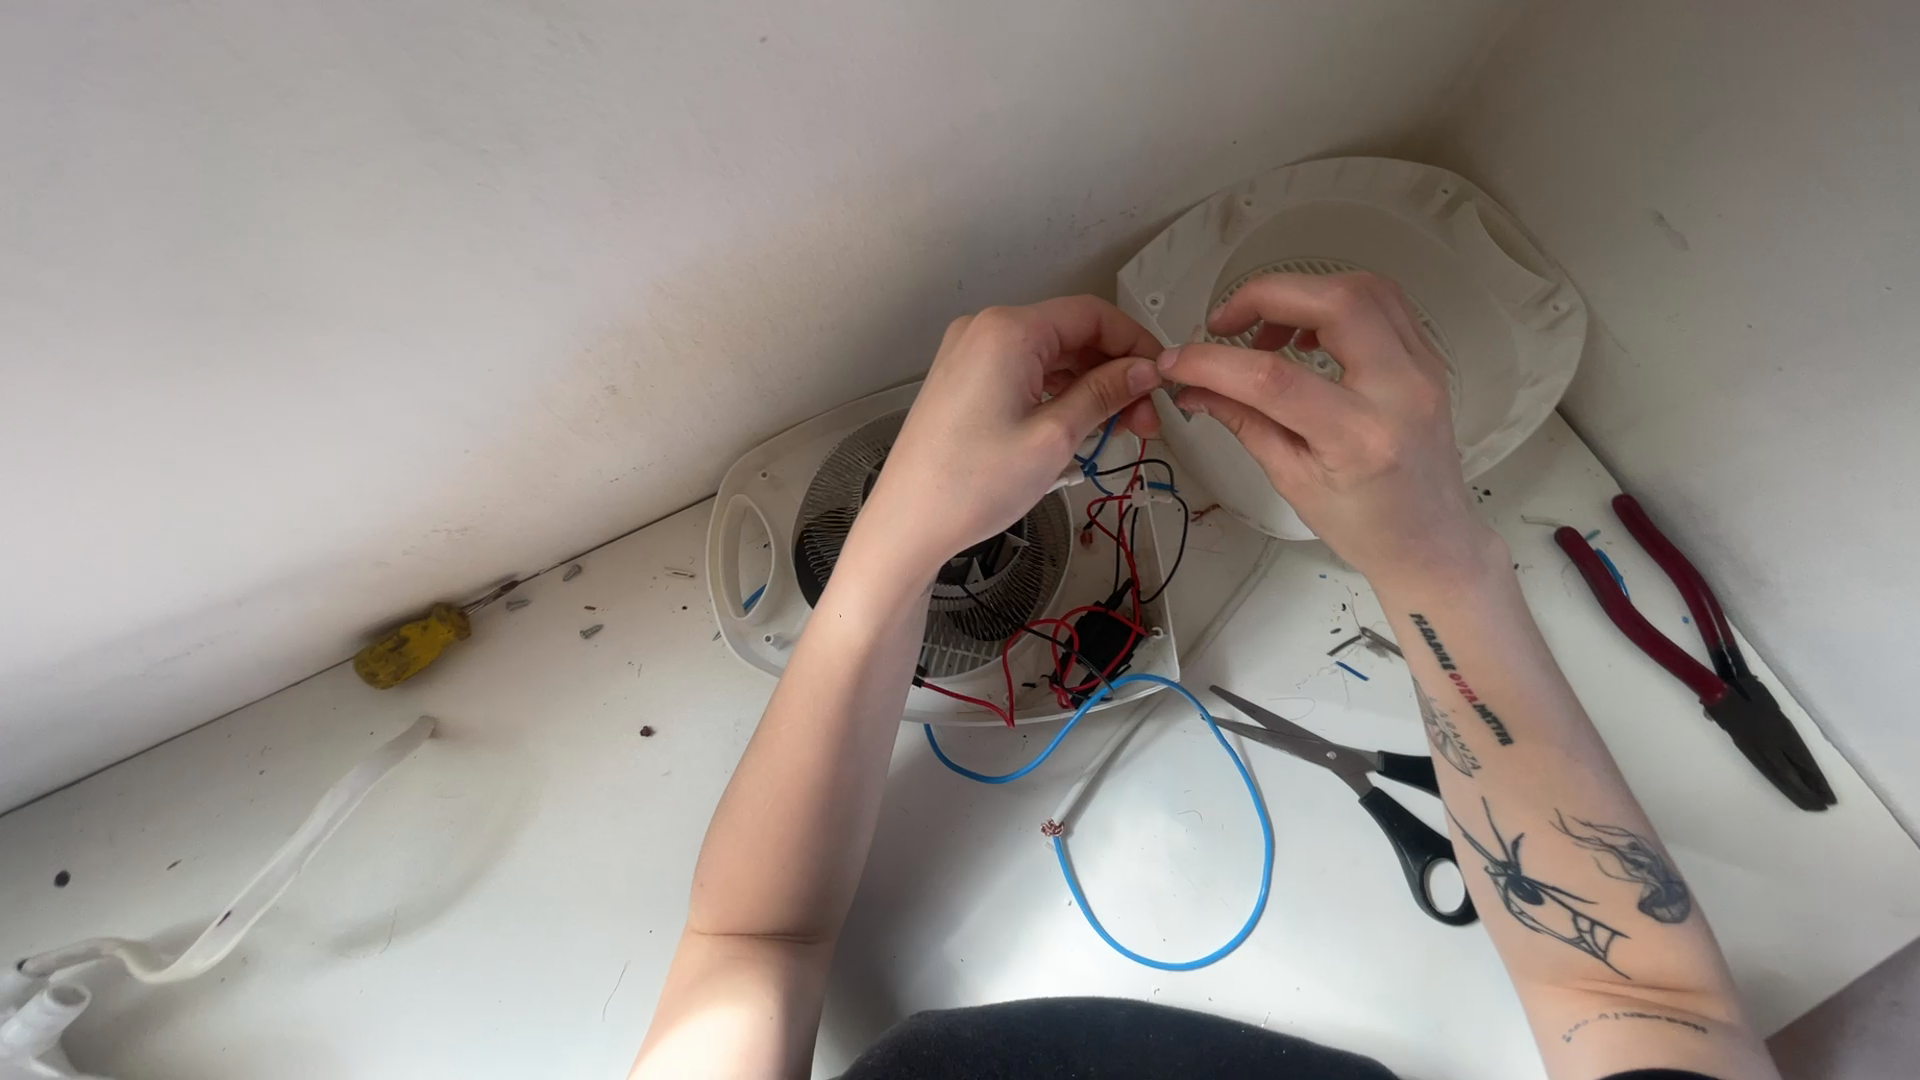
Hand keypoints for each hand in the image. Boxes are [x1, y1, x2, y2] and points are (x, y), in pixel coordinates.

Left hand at [857, 296, 1162, 576]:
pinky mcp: (962, 383)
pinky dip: (1054, 397)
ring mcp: (968, 357)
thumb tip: (1141, 370)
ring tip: (1113, 433)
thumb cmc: (967, 485)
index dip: (1135, 344)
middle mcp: (983, 333)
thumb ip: (1104, 393)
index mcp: (1007, 331)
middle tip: (1142, 420)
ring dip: (1086, 389)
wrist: (909, 523)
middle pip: (1070, 337)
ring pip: (1048, 359)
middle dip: (1113, 375)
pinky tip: (1076, 427)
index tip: (1159, 378)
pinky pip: (1022, 375)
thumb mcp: (1054, 437)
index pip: (1092, 315)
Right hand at [1159, 272, 1500, 594]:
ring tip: (1261, 331)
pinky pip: (1380, 303)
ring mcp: (1423, 366)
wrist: (1430, 539)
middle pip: (1336, 302)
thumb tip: (1194, 389)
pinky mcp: (1426, 357)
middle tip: (1222, 323)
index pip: (1274, 378)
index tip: (1177, 361)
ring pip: (1363, 288)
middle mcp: (1401, 390)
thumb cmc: (1362, 524)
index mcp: (1359, 437)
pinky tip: (1300, 332)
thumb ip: (1243, 422)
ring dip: (1300, 294)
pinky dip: (1330, 302)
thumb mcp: (1289, 479)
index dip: (1214, 362)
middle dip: (1265, 296)